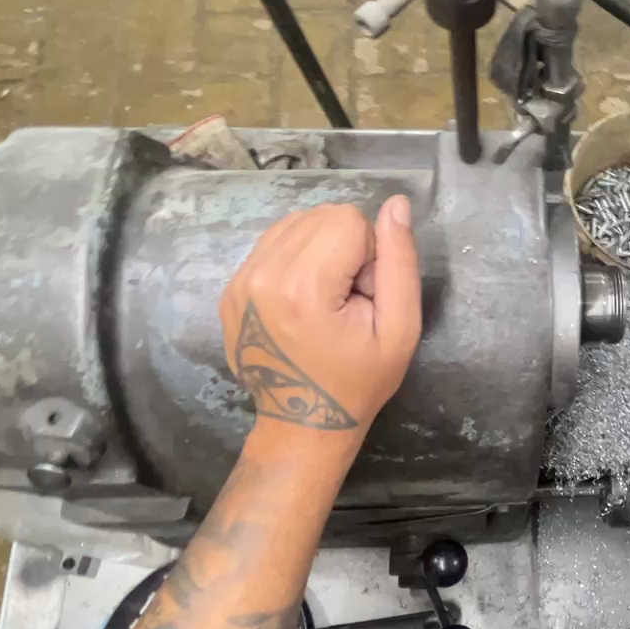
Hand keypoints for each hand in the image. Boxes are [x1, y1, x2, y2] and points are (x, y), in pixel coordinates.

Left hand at [219, 196, 421, 435]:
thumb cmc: (359, 381)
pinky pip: (273, 244)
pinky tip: (303, 300)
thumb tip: (397, 204)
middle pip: (321, 215)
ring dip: (320, 251)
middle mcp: (261, 274)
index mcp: (302, 287)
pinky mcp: (229, 288)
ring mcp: (238, 281)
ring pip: (295, 223)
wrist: (304, 423)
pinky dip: (296, 260)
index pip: (349, 219)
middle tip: (347, 300)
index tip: (365, 297)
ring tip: (325, 300)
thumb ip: (400, 262)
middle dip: (345, 249)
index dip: (370, 254)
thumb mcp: (400, 329)